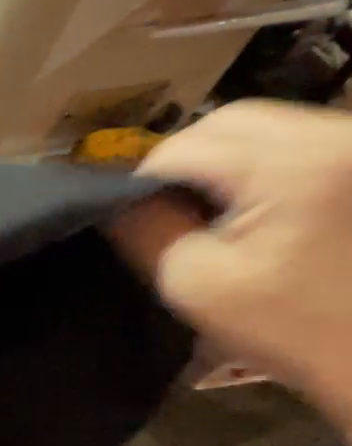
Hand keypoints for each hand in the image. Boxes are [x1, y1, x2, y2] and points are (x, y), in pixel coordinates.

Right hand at [106, 101, 351, 424]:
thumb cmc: (289, 324)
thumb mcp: (193, 282)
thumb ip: (146, 229)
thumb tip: (116, 200)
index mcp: (294, 166)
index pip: (184, 146)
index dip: (142, 181)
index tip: (132, 221)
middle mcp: (339, 137)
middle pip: (230, 120)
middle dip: (184, 160)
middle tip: (165, 210)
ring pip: (264, 127)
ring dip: (222, 162)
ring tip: (209, 211)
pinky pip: (298, 141)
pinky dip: (260, 166)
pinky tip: (253, 207)